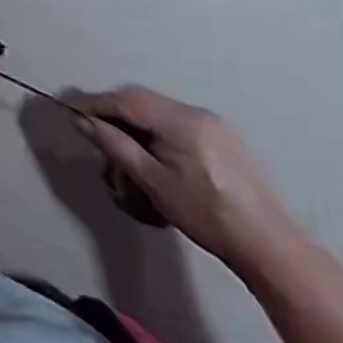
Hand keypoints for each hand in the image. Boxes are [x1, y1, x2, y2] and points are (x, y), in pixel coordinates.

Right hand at [68, 86, 306, 273]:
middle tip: (92, 127)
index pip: (126, 100)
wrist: (269, 244)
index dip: (96, 103)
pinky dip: (156, 125)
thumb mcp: (153, 182)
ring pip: (161, 108)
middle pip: (143, 98)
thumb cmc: (205, 215)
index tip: (73, 114)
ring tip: (119, 140)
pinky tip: (153, 148)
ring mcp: (214, 123)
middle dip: (113, 108)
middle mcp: (197, 113)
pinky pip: (178, 118)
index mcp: (180, 121)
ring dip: (135, 117)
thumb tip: (83, 121)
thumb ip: (115, 145)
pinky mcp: (224, 136)